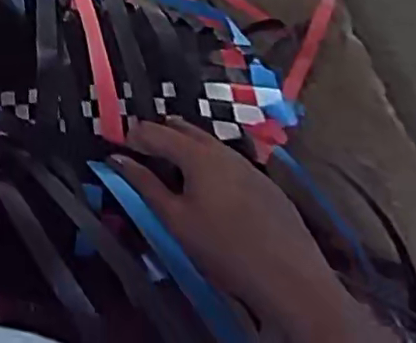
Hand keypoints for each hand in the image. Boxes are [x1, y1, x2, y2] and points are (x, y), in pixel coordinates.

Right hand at [113, 118, 389, 342]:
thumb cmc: (226, 250)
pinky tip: (210, 189)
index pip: (152, 130)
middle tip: (141, 153)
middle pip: (182, 128)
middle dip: (158, 135)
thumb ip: (143, 184)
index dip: (130, 136)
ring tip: (172, 169)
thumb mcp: (175, 219)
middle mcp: (223, 152)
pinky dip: (209, 163)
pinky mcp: (268, 186)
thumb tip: (117, 159)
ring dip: (184, 147)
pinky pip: (229, 161)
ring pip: (208, 143)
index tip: (117, 148)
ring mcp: (250, 167)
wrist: (298, 287)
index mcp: (196, 154)